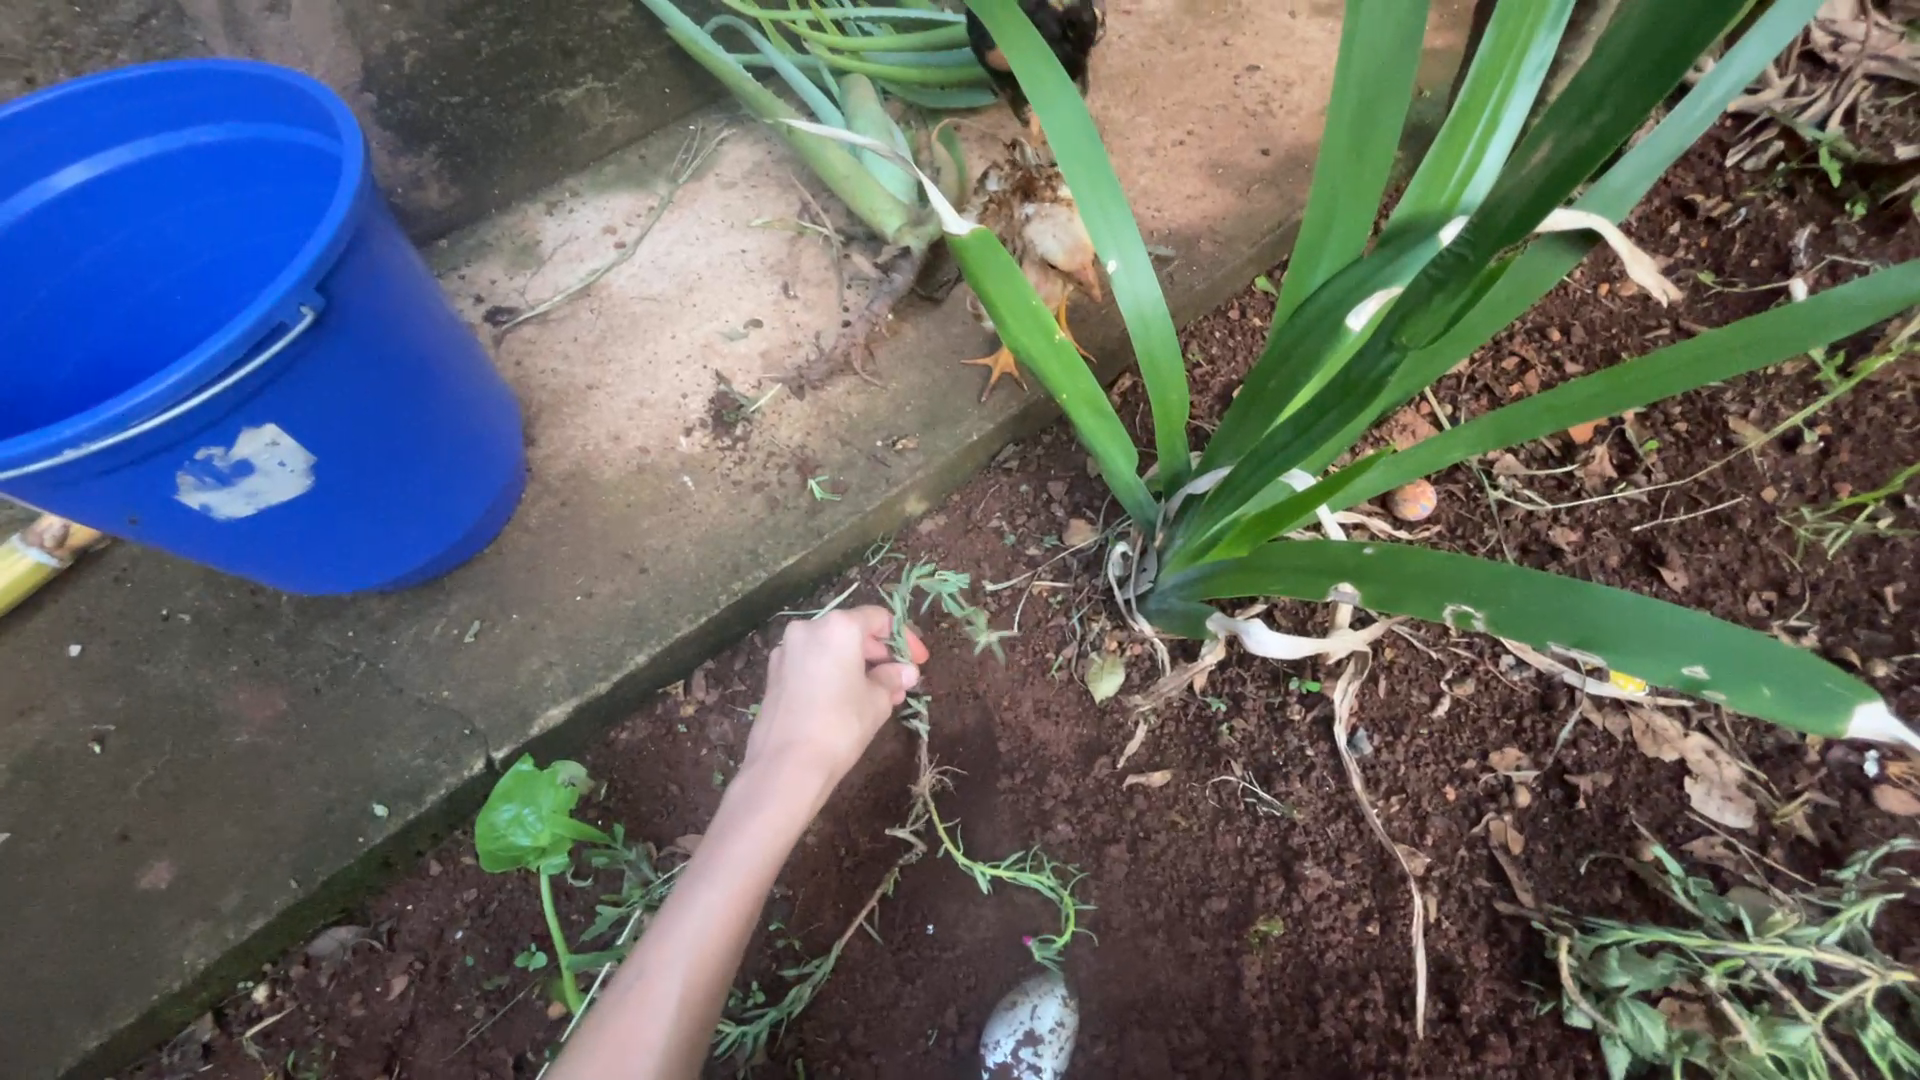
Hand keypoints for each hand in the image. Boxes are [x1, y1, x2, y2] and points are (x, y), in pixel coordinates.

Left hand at [743, 606, 928, 800]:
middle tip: (900, 681)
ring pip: (831, 648)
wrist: (786, 766)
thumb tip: (906, 671)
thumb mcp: (877, 701)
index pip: (879, 619)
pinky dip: (833, 673)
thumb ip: (893, 678)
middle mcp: (808, 628)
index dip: (904, 639)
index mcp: (838, 627)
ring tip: (880, 695)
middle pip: (853, 631)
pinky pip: (813, 664)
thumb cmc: (840, 725)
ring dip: (858, 666)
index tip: (918, 662)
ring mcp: (787, 651)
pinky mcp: (774, 674)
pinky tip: (848, 700)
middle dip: (880, 655)